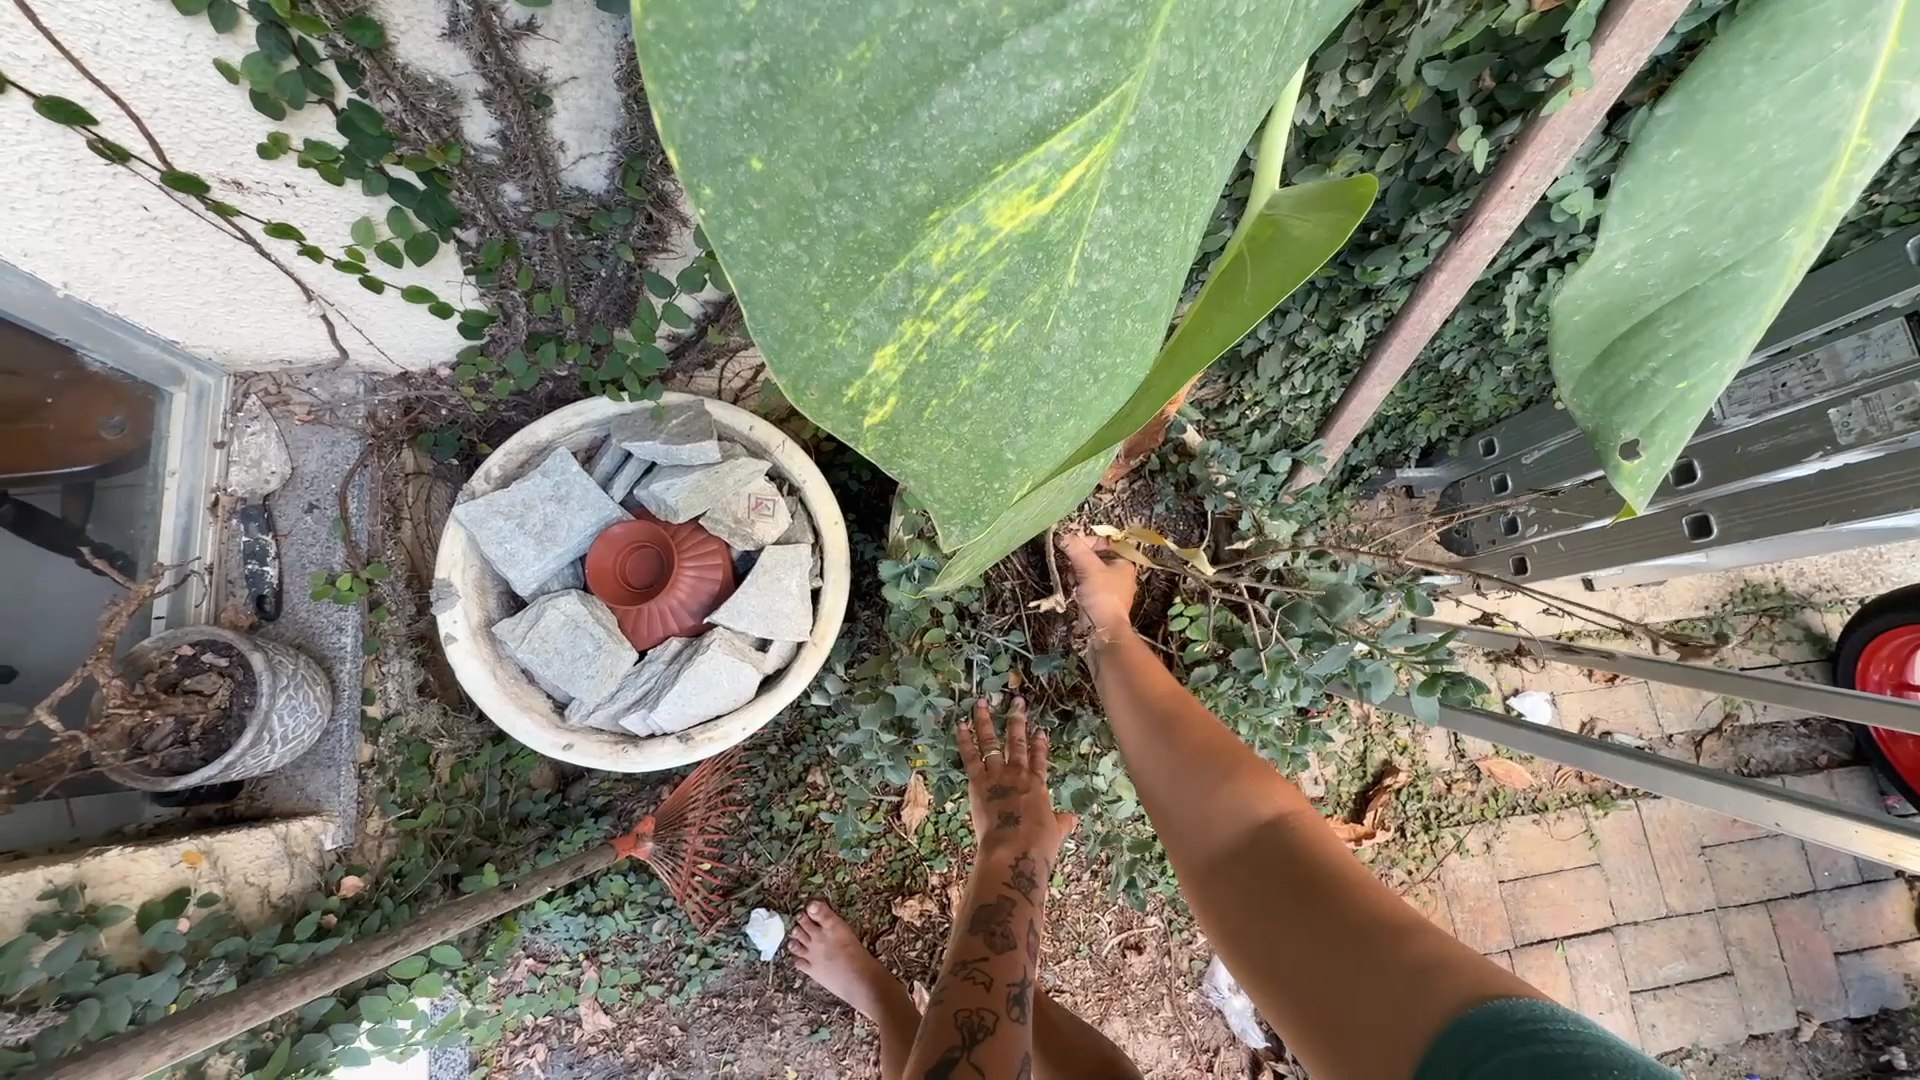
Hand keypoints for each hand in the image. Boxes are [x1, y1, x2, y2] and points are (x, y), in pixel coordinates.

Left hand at [956, 697, 1075, 858]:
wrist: (1013, 850)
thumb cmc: (1037, 844)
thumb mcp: (1055, 832)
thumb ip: (1062, 822)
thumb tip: (1073, 819)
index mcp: (1037, 785)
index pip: (1039, 758)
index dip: (1039, 744)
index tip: (1039, 731)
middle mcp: (1017, 773)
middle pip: (1017, 742)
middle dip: (1017, 720)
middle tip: (1017, 702)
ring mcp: (997, 775)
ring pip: (990, 742)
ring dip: (985, 721)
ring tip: (981, 702)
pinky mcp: (978, 781)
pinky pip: (970, 756)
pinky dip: (964, 740)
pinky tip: (961, 724)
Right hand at [1060, 532, 1137, 641]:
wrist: (1103, 630)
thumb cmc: (1102, 596)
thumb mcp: (1088, 568)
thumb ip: (1076, 549)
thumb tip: (1062, 535)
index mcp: (1123, 562)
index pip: (1103, 542)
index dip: (1085, 541)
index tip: (1069, 545)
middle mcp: (1119, 573)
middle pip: (1094, 556)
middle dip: (1079, 559)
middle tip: (1071, 565)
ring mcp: (1110, 587)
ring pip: (1088, 570)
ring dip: (1076, 572)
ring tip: (1072, 580)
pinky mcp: (1100, 599)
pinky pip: (1086, 584)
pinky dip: (1078, 584)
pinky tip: (1073, 589)